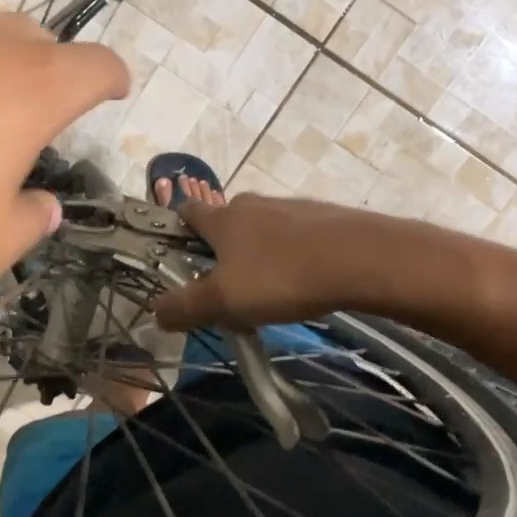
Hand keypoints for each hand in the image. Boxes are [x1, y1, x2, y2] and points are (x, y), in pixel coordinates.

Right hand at [154, 195, 385, 330]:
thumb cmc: (281, 278)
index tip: (176, 259)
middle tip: (223, 289)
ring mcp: (291, 208)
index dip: (176, 232)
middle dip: (219, 252)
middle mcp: (253, 204)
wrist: (362, 260)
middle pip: (225, 224)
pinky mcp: (324, 219)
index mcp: (222, 218)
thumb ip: (183, 307)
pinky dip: (288, 257)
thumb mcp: (222, 302)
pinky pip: (294, 238)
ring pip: (261, 232)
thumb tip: (155, 312)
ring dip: (256, 257)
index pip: (186, 212)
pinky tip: (300, 284)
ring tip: (265, 293)